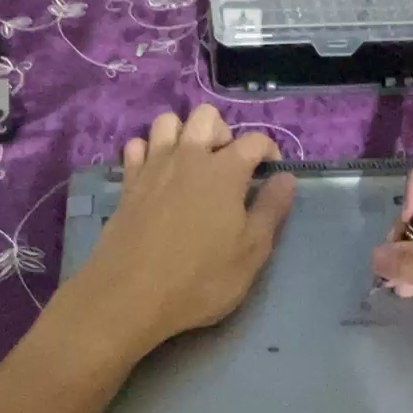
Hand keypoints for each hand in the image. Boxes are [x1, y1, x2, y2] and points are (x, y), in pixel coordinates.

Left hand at [67, 105, 296, 354]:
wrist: (130, 296)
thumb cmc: (200, 279)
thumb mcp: (251, 253)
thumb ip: (270, 210)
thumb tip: (285, 178)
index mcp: (225, 171)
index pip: (255, 140)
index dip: (269, 151)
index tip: (270, 173)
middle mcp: (188, 157)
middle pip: (206, 117)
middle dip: (222, 132)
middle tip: (228, 166)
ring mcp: (153, 167)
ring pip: (167, 122)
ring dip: (183, 134)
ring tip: (191, 164)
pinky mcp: (127, 183)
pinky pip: (136, 147)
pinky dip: (148, 151)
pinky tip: (157, 174)